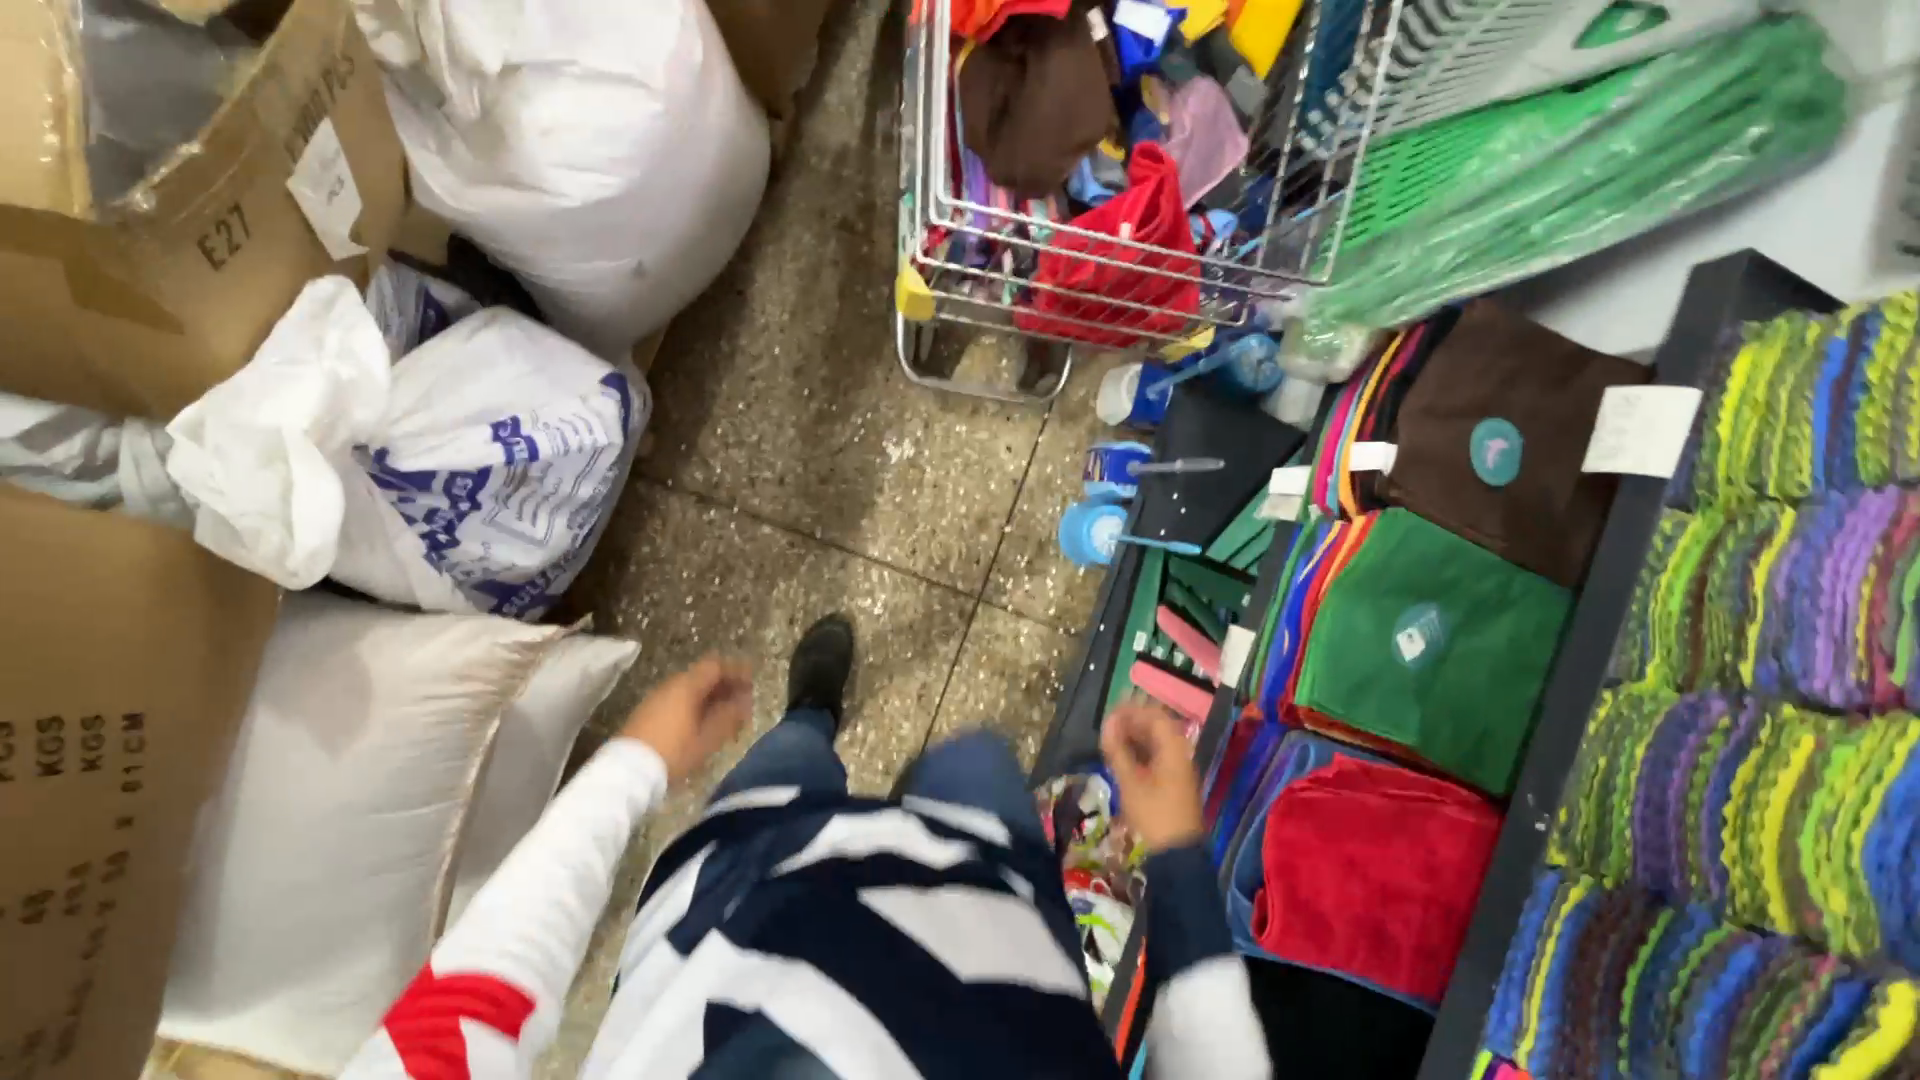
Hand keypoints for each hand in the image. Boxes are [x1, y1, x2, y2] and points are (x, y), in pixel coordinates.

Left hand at [619, 656, 753, 782]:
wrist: (627, 772)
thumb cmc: (674, 753)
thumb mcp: (708, 738)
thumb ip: (729, 716)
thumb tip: (744, 700)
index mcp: (687, 686)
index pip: (716, 666)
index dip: (736, 671)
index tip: (751, 682)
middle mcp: (671, 685)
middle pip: (702, 676)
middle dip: (725, 685)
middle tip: (742, 701)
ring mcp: (656, 698)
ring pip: (690, 689)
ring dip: (710, 697)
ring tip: (725, 716)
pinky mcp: (647, 713)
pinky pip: (678, 700)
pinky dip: (695, 705)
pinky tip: (702, 724)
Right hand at [1100, 701, 1203, 851]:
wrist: (1177, 854)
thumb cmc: (1153, 815)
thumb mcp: (1130, 782)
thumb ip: (1118, 750)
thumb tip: (1107, 724)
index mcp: (1174, 750)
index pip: (1156, 717)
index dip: (1133, 711)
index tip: (1111, 713)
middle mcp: (1181, 755)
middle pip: (1158, 729)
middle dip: (1133, 724)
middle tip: (1108, 728)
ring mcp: (1180, 770)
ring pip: (1158, 744)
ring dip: (1136, 739)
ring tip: (1111, 742)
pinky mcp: (1176, 783)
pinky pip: (1159, 758)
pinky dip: (1142, 754)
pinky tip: (1124, 760)